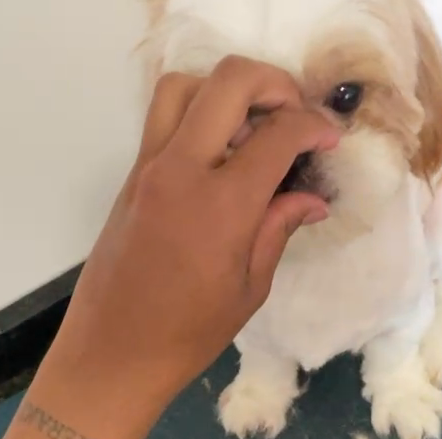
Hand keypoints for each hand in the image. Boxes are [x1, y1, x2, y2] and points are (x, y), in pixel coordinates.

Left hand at [43, 57, 338, 415]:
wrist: (112, 354)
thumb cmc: (187, 337)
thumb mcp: (248, 291)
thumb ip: (278, 231)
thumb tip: (311, 199)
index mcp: (222, 206)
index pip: (278, 133)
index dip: (314, 125)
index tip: (329, 139)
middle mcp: (181, 170)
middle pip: (230, 81)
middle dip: (275, 85)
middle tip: (294, 117)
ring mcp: (148, 169)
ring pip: (185, 86)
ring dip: (225, 91)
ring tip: (250, 128)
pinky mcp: (130, 180)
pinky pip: (162, 120)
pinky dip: (196, 115)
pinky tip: (218, 156)